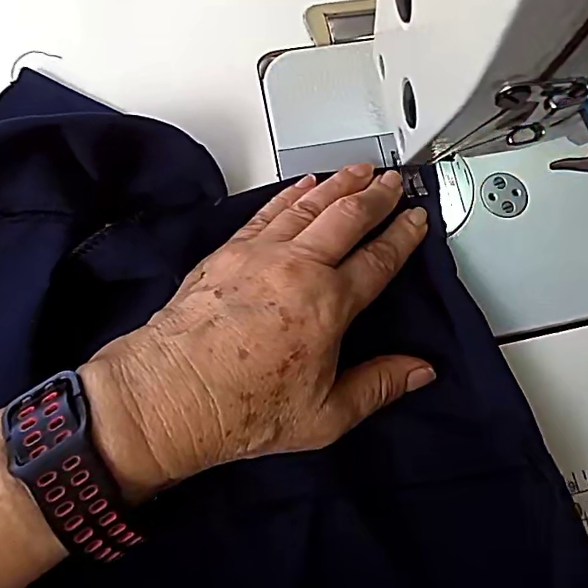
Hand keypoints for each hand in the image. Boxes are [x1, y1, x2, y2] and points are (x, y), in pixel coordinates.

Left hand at [79, 164, 433, 500]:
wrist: (169, 394)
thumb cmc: (239, 408)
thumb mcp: (325, 416)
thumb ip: (378, 387)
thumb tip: (417, 372)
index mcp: (328, 305)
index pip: (379, 258)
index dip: (403, 235)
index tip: (415, 219)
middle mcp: (296, 269)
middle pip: (347, 217)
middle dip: (376, 195)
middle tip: (393, 182)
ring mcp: (258, 256)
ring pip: (308, 206)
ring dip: (337, 185)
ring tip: (358, 171)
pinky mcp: (226, 253)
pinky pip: (266, 212)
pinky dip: (289, 195)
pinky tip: (302, 187)